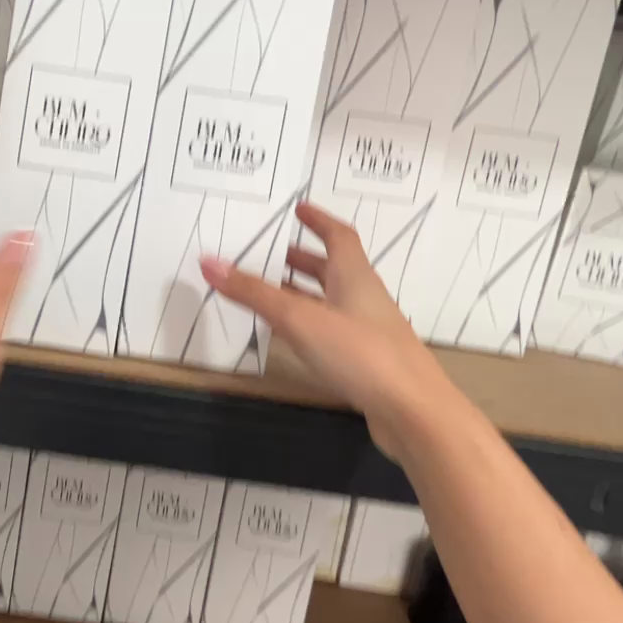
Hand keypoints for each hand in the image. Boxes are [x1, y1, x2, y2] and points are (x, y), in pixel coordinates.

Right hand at [199, 202, 457, 457]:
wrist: (414, 413)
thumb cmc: (360, 354)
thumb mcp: (299, 319)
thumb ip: (253, 293)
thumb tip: (208, 262)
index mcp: (354, 277)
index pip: (338, 236)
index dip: (318, 221)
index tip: (297, 209)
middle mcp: (364, 298)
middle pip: (334, 269)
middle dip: (302, 259)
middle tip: (269, 254)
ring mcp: (368, 332)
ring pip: (331, 301)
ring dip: (303, 292)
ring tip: (269, 292)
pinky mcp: (366, 362)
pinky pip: (331, 331)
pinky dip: (308, 324)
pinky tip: (290, 337)